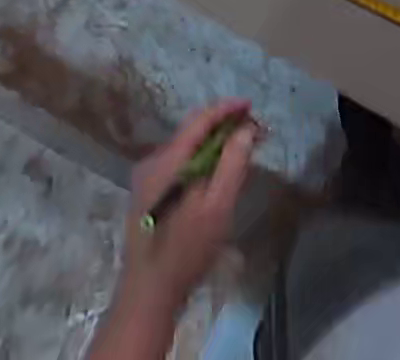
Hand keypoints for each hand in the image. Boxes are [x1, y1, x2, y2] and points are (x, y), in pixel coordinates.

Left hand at [114, 100, 256, 314]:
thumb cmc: (186, 250)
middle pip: (192, 131)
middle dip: (223, 125)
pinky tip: (217, 172)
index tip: (251, 106)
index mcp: (167, 159)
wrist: (148, 294)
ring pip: (185, 148)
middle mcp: (153, 160)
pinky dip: (201, 159)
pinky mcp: (148, 193)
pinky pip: (179, 163)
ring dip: (213, 143)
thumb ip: (232, 164)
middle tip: (252, 130)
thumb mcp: (217, 207)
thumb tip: (245, 130)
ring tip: (240, 149)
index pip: (200, 120)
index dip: (226, 109)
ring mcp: (147, 177)